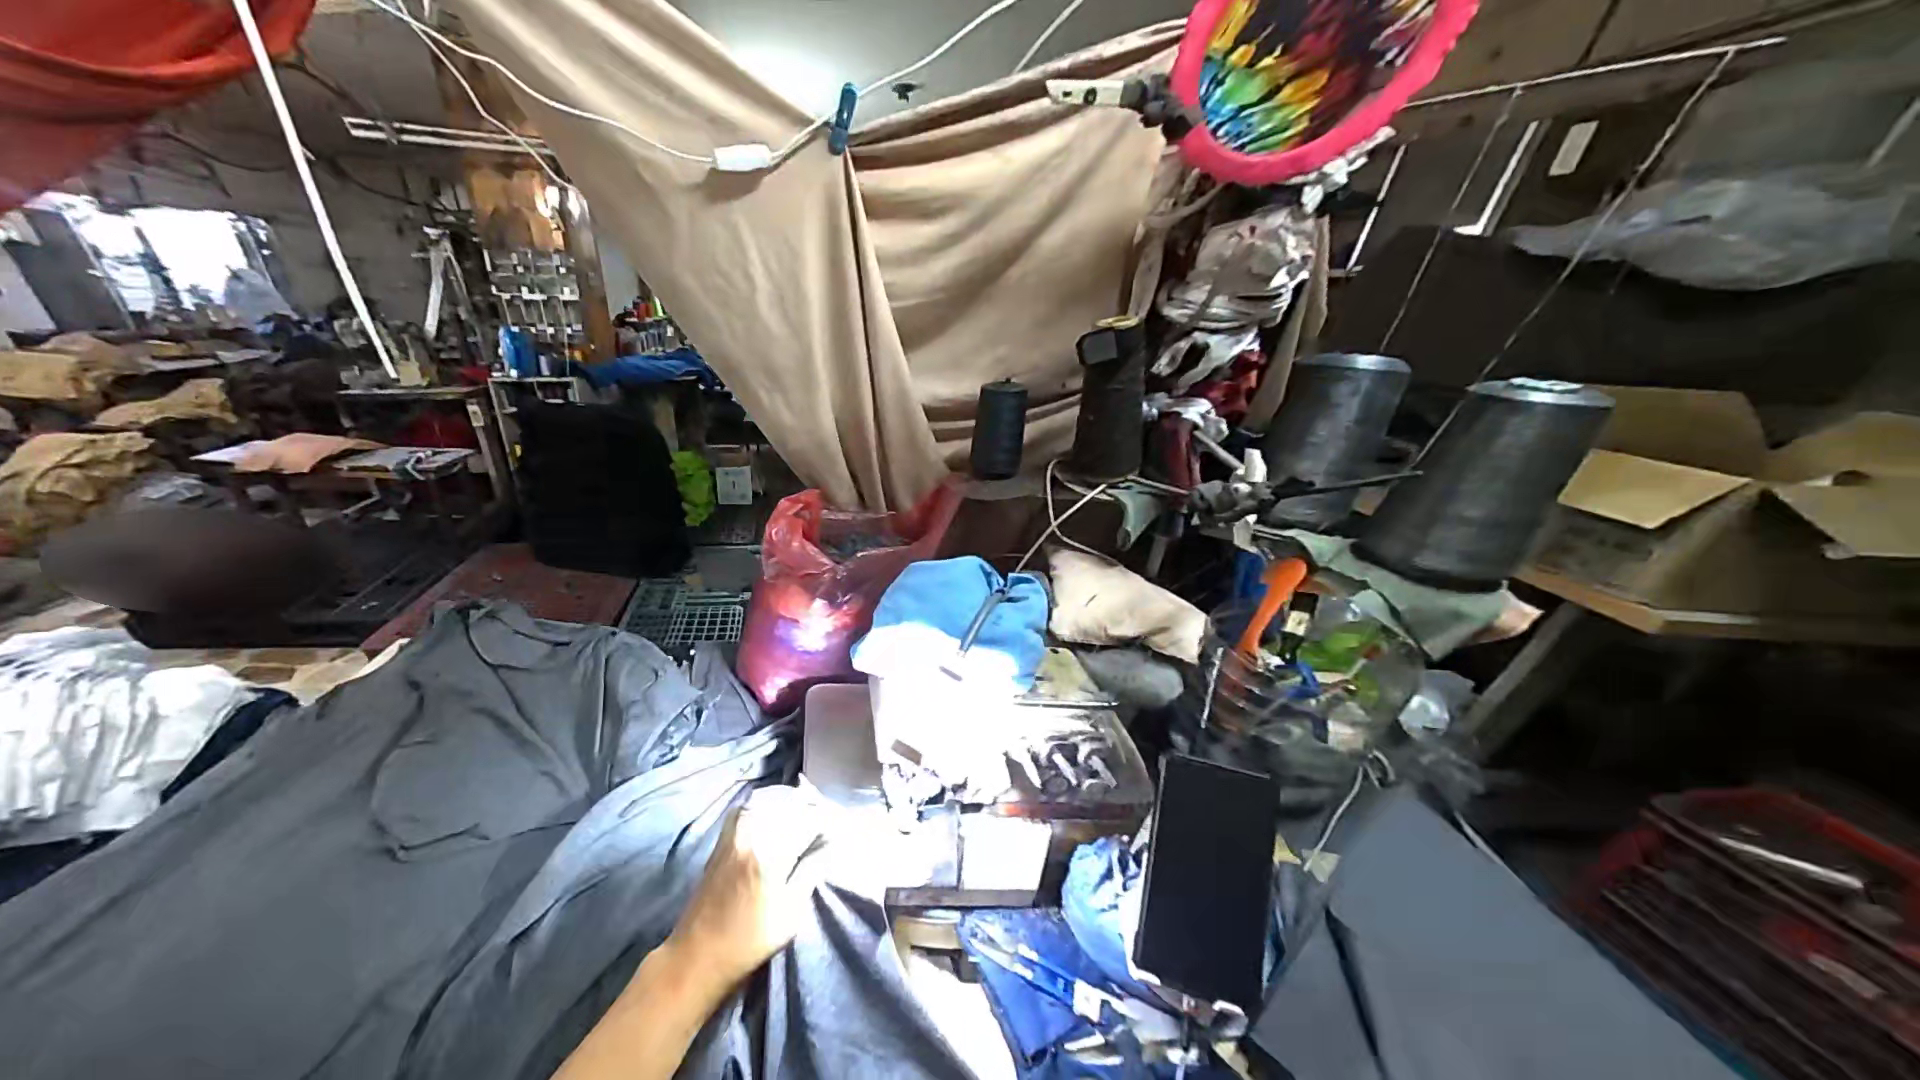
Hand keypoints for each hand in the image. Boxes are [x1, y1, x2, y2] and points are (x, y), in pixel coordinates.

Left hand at [664, 786, 823, 993]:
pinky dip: (762, 807)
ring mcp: (732, 836)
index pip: (809, 821)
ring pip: (766, 803)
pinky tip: (771, 818)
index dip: (828, 821)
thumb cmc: (749, 941)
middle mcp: (750, 835)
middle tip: (823, 823)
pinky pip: (745, 810)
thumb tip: (826, 845)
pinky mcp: (720, 842)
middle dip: (810, 809)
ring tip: (801, 818)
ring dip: (787, 805)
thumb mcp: (791, 913)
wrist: (697, 956)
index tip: (838, 829)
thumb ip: (811, 871)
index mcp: (770, 853)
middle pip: (788, 806)